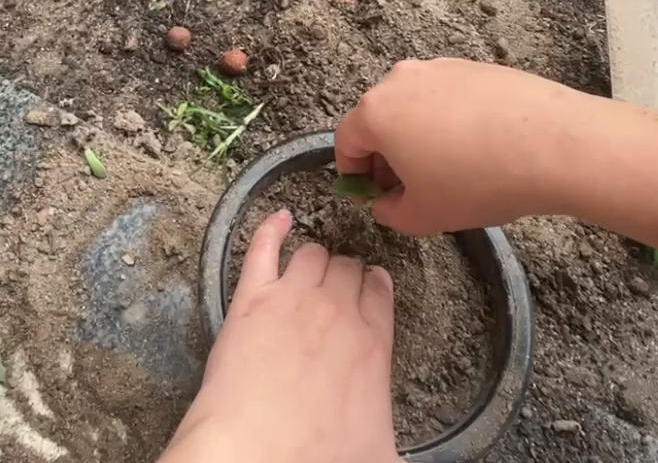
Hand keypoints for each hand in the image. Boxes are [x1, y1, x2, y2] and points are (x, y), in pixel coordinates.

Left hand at [161, 210, 399, 462]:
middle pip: (347, 268)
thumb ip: (391, 430)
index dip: (375, 285)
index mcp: (373, 345)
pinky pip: (264, 246)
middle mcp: (337, 310)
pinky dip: (272, 227)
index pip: (380, 293)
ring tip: (312, 263)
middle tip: (337, 283)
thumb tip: (406, 447)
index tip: (371, 284)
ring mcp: (293, 297)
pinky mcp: (252, 296)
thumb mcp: (383, 455)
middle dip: (345, 271)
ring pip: (312, 254)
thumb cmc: (320, 460)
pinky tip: (279, 219)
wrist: (256, 454)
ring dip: (316, 256)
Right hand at [335, 58, 609, 233]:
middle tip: (408, 188)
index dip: (353, 173)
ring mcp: (437, 68)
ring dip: (418, 136)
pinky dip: (450, 120)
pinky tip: (479, 148)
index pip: (345, 141)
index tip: (370, 194)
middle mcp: (398, 80)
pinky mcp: (471, 66)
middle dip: (386, 155)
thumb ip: (391, 213)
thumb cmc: (478, 180)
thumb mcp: (425, 215)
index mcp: (375, 112)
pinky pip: (447, 96)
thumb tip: (386, 204)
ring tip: (450, 169)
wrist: (553, 144)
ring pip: (413, 106)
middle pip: (378, 120)